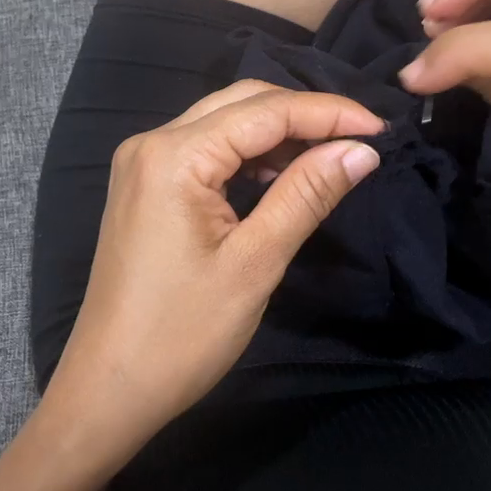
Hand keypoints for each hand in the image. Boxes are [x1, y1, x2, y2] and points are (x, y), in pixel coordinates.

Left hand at [48, 80, 383, 454]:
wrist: (110, 388)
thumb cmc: (183, 333)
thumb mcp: (255, 263)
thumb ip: (306, 195)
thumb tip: (361, 150)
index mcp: (173, 155)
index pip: (264, 110)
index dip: (327, 112)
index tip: (381, 127)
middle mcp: (152, 142)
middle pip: (241, 103)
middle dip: (304, 114)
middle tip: (360, 139)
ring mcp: (143, 163)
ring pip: (223, 122)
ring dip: (277, 133)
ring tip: (330, 157)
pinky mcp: (144, 185)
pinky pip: (205, 149)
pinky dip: (247, 155)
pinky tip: (281, 175)